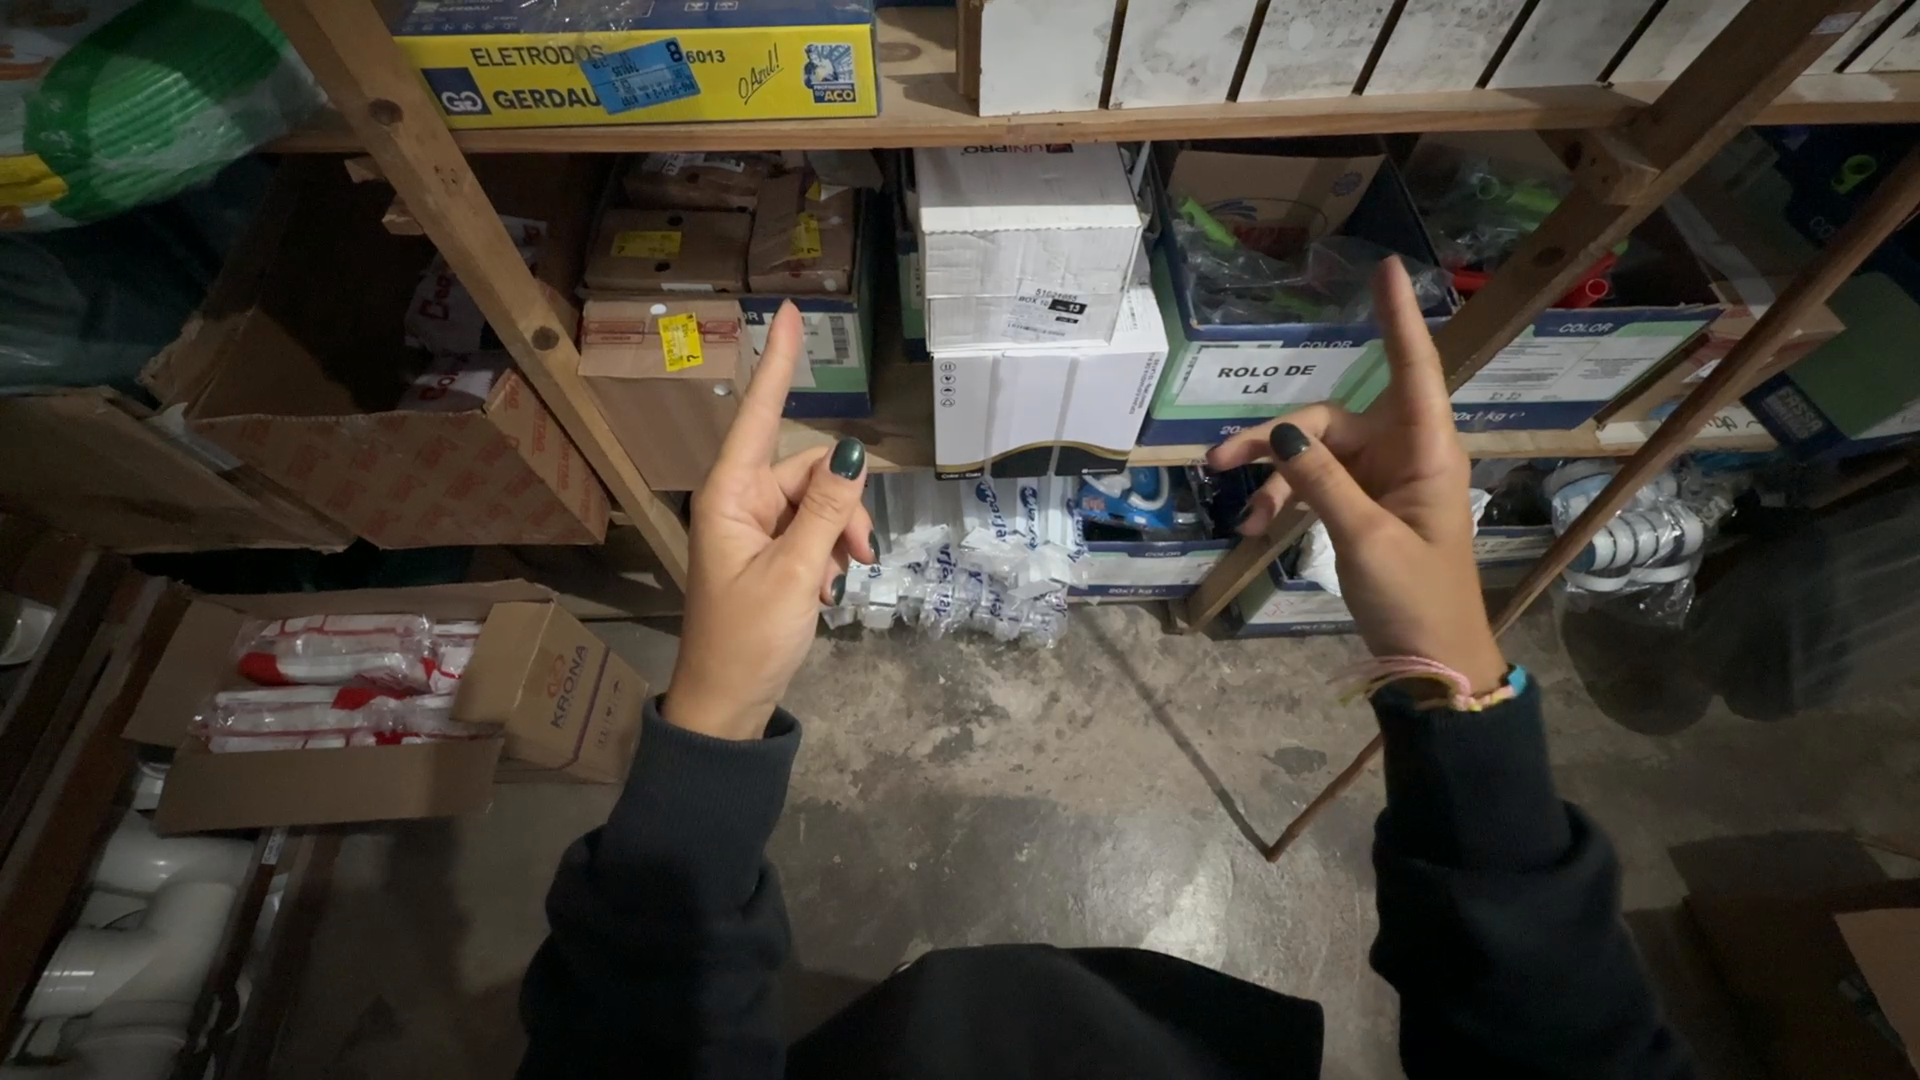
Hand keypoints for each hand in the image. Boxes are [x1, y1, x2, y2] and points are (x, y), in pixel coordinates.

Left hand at [661, 301, 875, 739]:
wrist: (729, 702)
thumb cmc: (749, 639)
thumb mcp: (795, 574)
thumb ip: (827, 511)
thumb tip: (852, 452)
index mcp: (730, 497)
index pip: (760, 417)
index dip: (778, 364)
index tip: (790, 314)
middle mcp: (742, 502)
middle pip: (810, 472)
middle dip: (843, 509)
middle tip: (861, 557)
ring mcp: (757, 528)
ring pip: (820, 504)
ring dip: (840, 538)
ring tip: (838, 585)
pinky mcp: (772, 552)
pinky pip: (815, 531)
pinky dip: (830, 555)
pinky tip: (827, 592)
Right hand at [1206, 258, 1506, 694]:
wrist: (1429, 660)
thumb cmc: (1416, 598)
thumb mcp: (1366, 539)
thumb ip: (1324, 483)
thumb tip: (1282, 434)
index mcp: (1426, 453)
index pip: (1412, 371)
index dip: (1398, 321)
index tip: (1385, 271)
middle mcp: (1401, 456)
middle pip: (1329, 422)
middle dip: (1274, 440)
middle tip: (1220, 461)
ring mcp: (1377, 483)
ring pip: (1312, 457)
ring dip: (1273, 483)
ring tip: (1243, 523)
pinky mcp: (1358, 508)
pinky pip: (1312, 488)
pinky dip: (1282, 503)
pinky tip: (1255, 528)